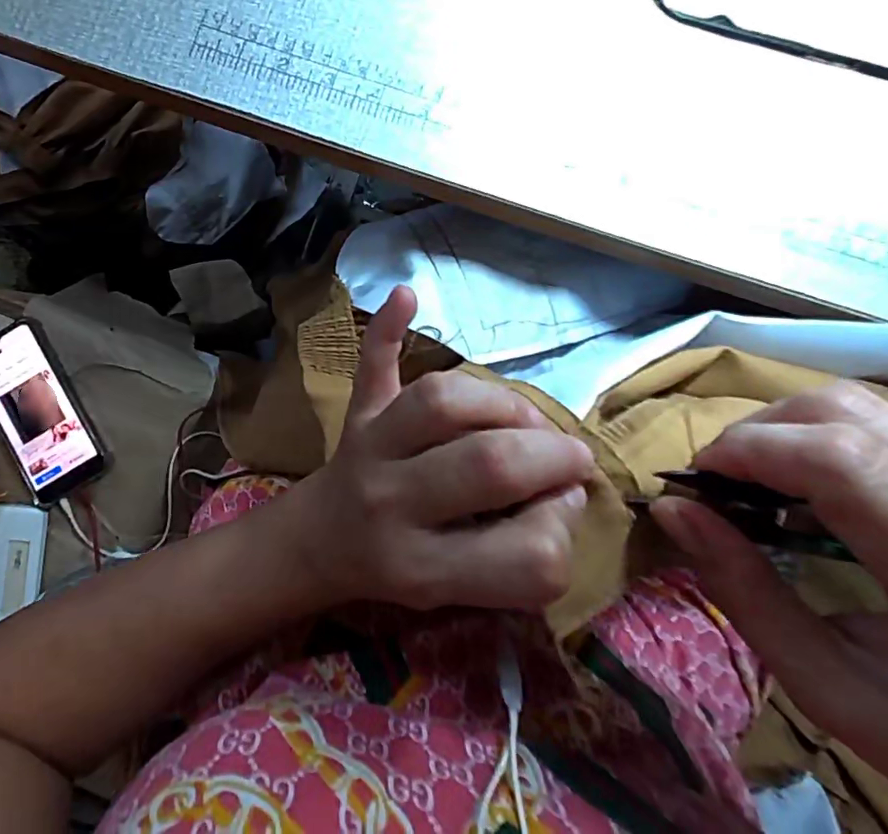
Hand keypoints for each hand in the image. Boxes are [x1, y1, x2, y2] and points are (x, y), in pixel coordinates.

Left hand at [271, 285, 593, 610]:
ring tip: (521, 420)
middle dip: (549, 456)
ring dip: (499, 403)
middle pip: (487, 466)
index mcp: (424, 570)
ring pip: (439, 403)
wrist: (323, 542)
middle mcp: (391, 504)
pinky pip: (370, 367)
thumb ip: (521, 557)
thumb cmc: (403, 568)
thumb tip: (563, 488)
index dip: (564, 530)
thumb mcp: (461, 591)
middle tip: (565, 456)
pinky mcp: (357, 412)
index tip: (559, 510)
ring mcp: (369, 448)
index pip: (527, 559)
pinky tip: (407, 295)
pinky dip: (386, 330)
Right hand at [651, 383, 887, 833]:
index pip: (844, 461)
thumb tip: (675, 509)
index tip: (706, 470)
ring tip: (807, 490)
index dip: (754, 445)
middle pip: (871, 415)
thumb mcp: (838, 696)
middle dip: (775, 427)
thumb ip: (746, 591)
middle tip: (738, 470)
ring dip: (834, 441)